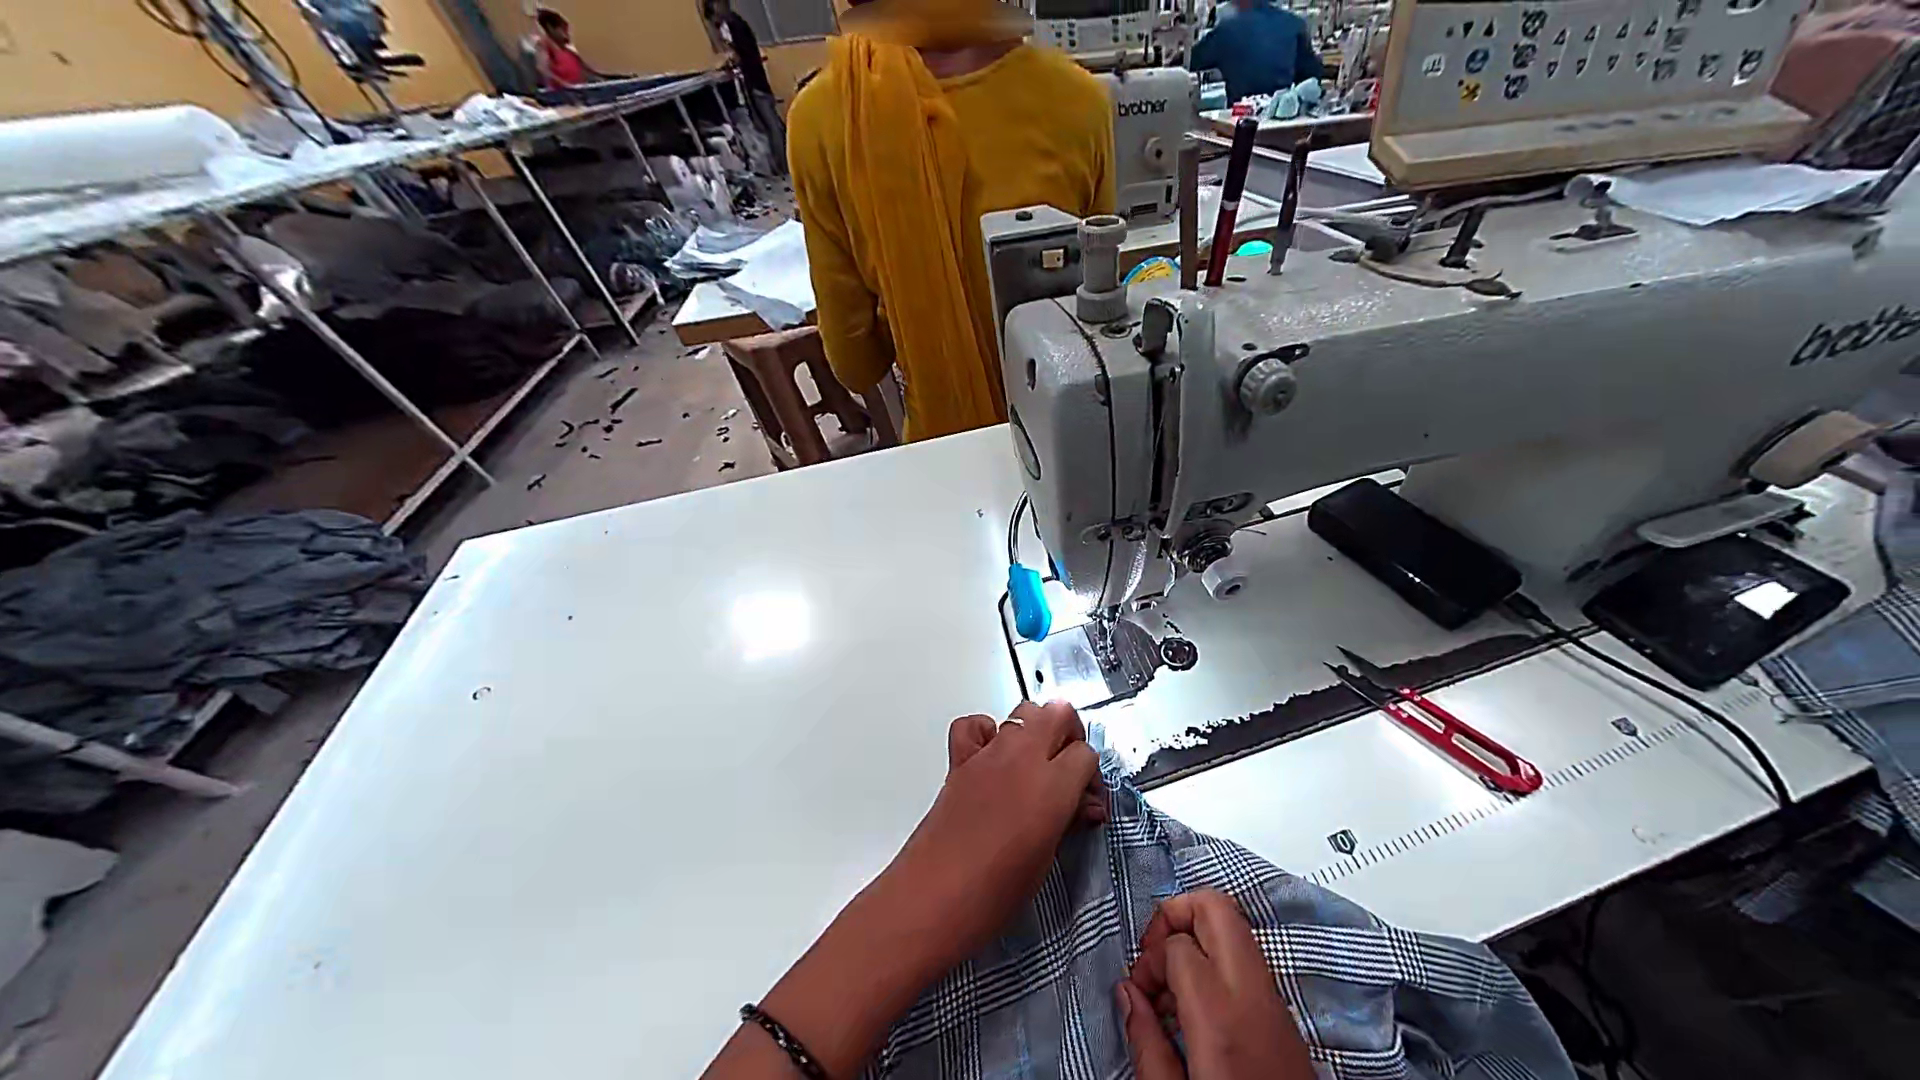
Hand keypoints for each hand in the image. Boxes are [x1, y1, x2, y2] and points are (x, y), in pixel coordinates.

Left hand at [870, 702, 1104, 971]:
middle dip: (1071, 734)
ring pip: (1023, 712)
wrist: (935, 896)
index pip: (1086, 753)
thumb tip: (1079, 806)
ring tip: (1038, 759)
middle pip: (1058, 713)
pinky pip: (976, 725)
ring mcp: (988, 755)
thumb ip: (1067, 819)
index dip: (1090, 774)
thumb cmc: (991, 891)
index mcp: (1052, 784)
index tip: (1088, 794)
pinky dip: (987, 731)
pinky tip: (993, 753)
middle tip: (1071, 764)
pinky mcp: (960, 760)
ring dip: (1037, 728)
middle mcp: (1021, 759)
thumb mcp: (1047, 859)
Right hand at [1117, 890, 1315, 1079]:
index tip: (1139, 991)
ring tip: (1172, 987)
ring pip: (1233, 926)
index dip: (1149, 958)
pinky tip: (1197, 1004)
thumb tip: (1128, 994)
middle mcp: (1253, 995)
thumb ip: (1146, 1040)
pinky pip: (1246, 957)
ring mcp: (1275, 1001)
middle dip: (1176, 915)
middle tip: (1156, 956)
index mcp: (1220, 1014)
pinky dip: (1216, 960)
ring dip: (1196, 937)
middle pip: (1216, 907)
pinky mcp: (1285, 1015)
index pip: (1178, 942)